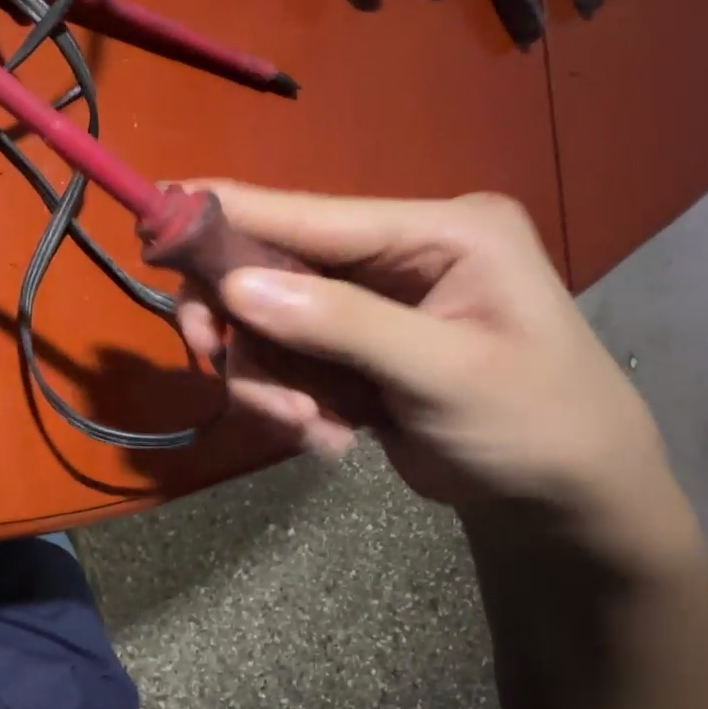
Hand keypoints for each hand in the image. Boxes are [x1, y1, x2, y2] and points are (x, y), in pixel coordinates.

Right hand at [175, 183, 666, 513]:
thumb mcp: (447, 373)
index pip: (305, 213)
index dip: (222, 215)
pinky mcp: (337, 347)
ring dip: (265, 384)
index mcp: (435, 231)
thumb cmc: (535, 423)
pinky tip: (324, 436)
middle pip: (262, 270)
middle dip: (240, 330)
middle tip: (215, 365)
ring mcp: (358, 303)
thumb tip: (233, 289)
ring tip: (306, 428)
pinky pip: (272, 365)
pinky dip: (281, 403)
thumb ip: (343, 325)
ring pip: (257, 329)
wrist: (558, 495)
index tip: (149, 219)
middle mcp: (388, 255)